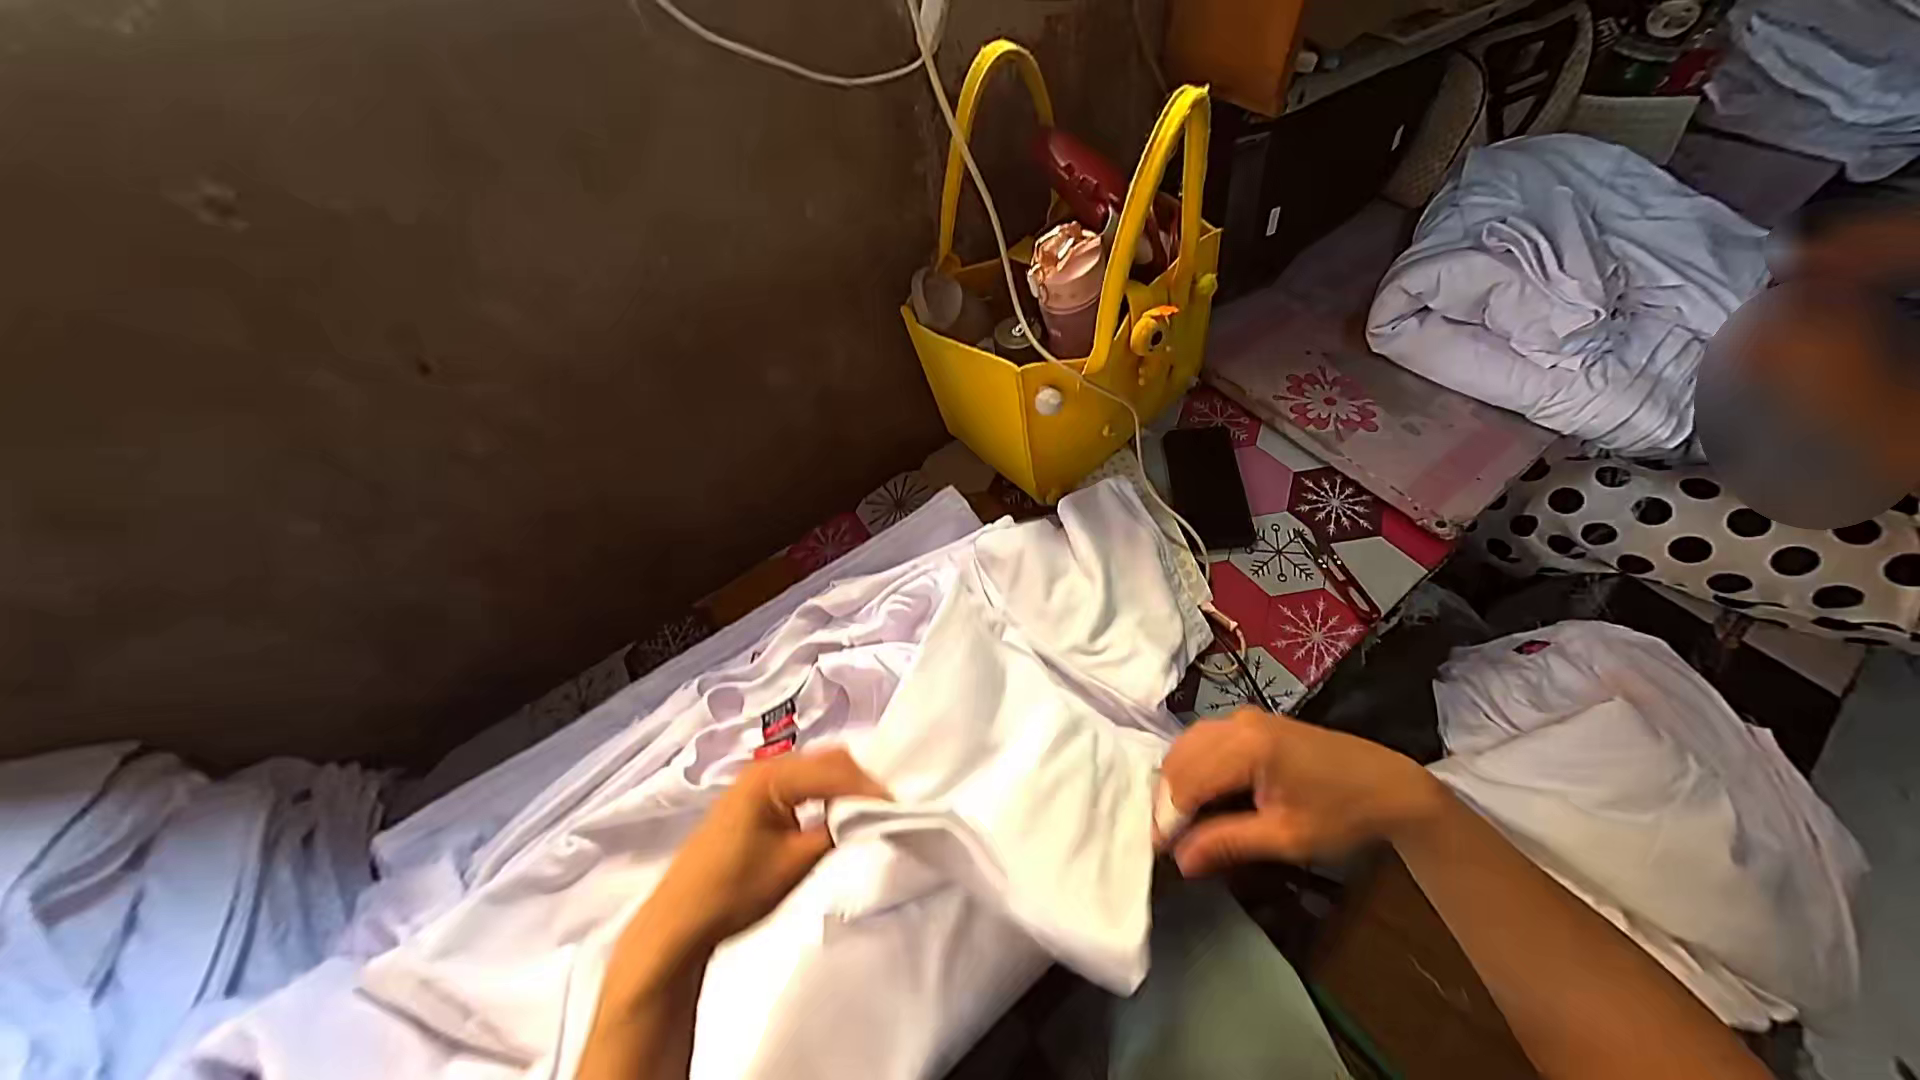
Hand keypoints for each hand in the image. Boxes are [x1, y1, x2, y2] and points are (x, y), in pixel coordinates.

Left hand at [638, 748, 889, 950]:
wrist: (680, 922)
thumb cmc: (735, 891)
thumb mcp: (796, 862)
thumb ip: (836, 831)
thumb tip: (868, 816)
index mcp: (771, 776)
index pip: (835, 770)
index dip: (869, 789)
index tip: (898, 809)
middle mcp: (764, 767)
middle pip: (826, 760)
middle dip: (859, 781)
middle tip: (885, 809)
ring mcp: (756, 780)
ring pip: (815, 769)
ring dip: (843, 786)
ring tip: (867, 812)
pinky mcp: (755, 798)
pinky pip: (801, 782)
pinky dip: (824, 792)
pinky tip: (836, 812)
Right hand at [1157, 707, 1443, 875]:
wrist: (1391, 786)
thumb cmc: (1343, 815)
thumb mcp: (1286, 838)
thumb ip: (1228, 843)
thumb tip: (1181, 860)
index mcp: (1247, 746)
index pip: (1187, 779)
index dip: (1167, 815)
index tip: (1157, 849)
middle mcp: (1237, 722)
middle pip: (1181, 757)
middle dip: (1167, 798)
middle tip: (1167, 838)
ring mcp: (1242, 717)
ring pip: (1188, 745)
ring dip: (1177, 780)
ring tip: (1180, 819)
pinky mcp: (1249, 721)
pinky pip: (1203, 739)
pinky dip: (1192, 765)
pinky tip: (1198, 793)